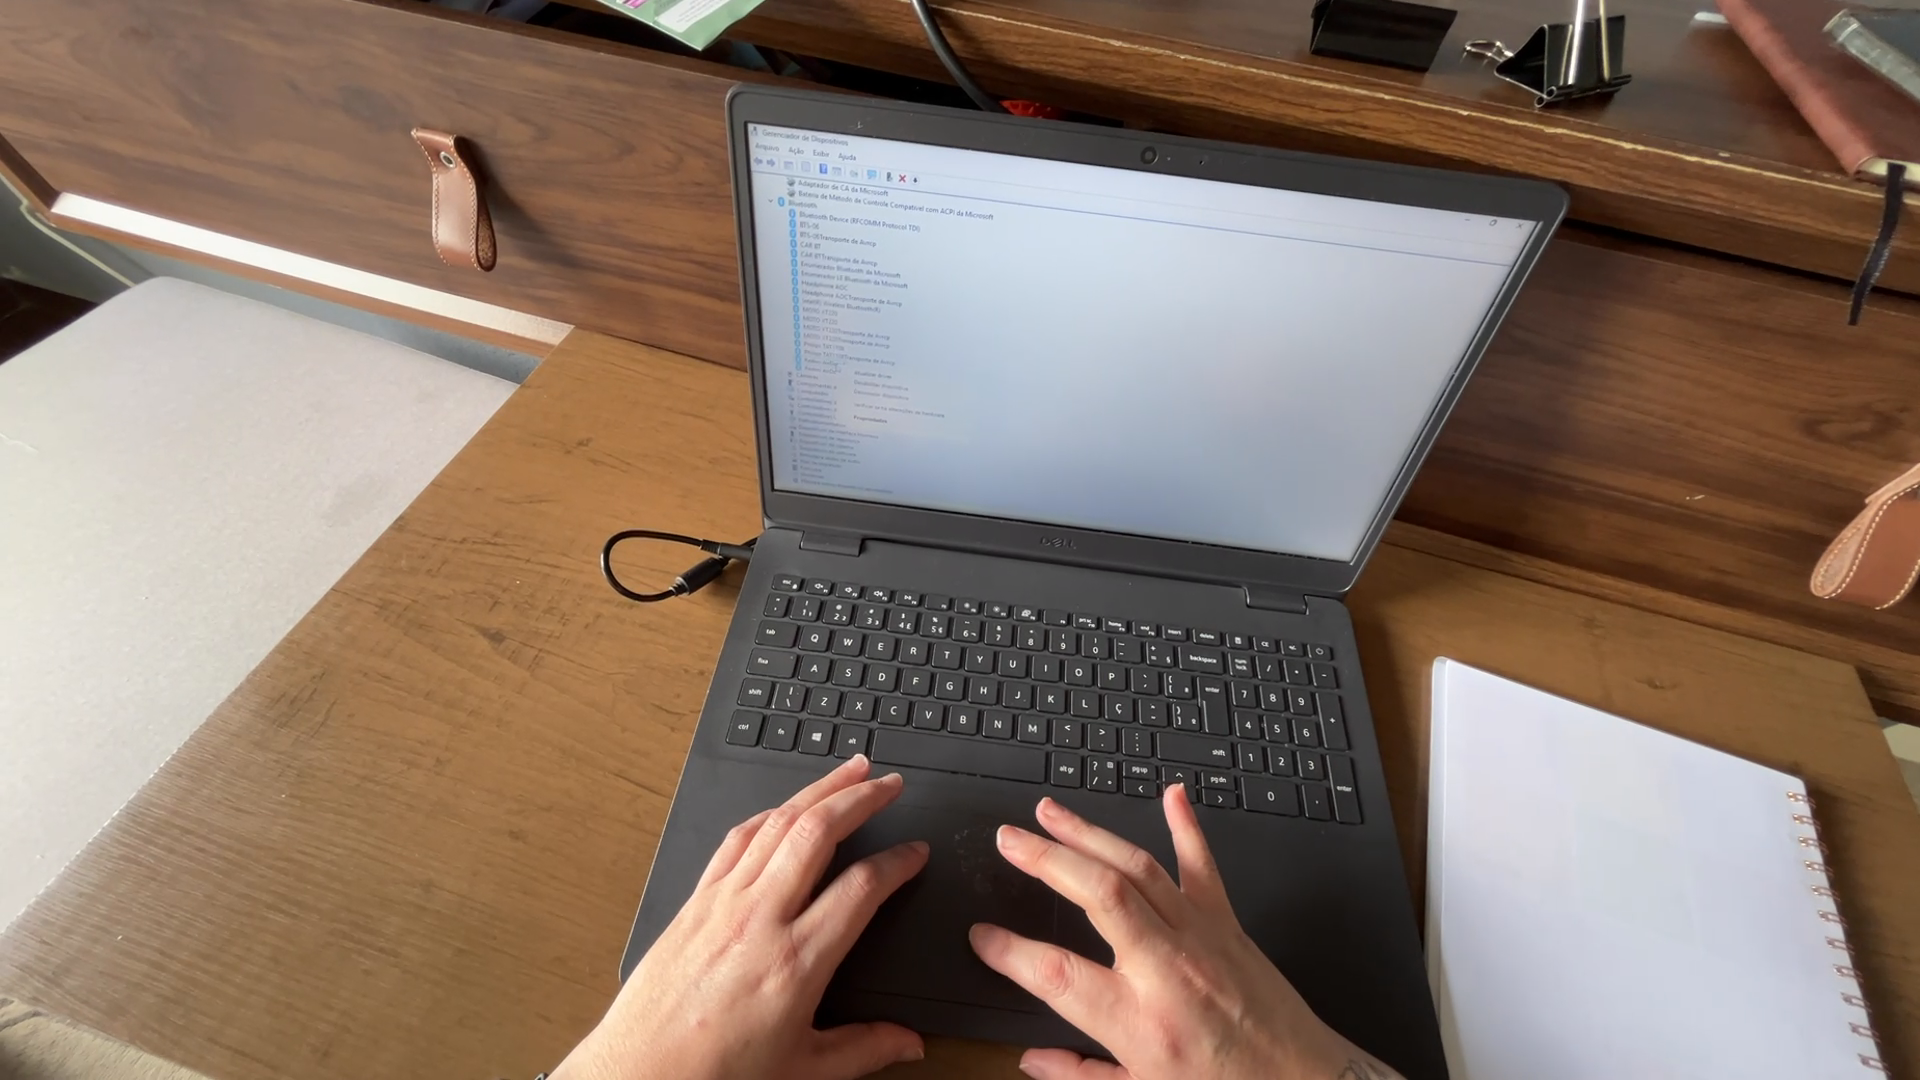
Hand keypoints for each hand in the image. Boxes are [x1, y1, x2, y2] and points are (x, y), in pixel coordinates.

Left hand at [553, 755, 929, 1079]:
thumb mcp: (801, 1072)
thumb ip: (864, 1050)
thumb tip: (912, 1044)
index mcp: (795, 963)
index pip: (861, 888)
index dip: (898, 862)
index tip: (916, 852)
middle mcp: (761, 919)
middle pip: (819, 832)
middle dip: (862, 798)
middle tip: (890, 784)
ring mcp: (725, 901)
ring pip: (779, 822)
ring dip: (820, 788)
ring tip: (851, 770)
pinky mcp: (696, 899)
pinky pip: (737, 838)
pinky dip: (770, 813)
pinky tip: (787, 805)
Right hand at [968, 788, 1402, 1079]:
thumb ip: (1081, 1078)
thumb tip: (1029, 1061)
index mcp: (1143, 1024)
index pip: (1060, 977)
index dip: (1011, 953)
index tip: (982, 935)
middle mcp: (1168, 969)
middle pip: (1100, 894)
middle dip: (1048, 858)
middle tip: (1009, 838)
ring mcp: (1199, 935)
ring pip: (1137, 867)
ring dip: (1088, 834)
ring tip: (1050, 812)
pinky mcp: (1225, 920)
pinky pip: (1202, 864)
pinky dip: (1185, 825)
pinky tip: (1171, 795)